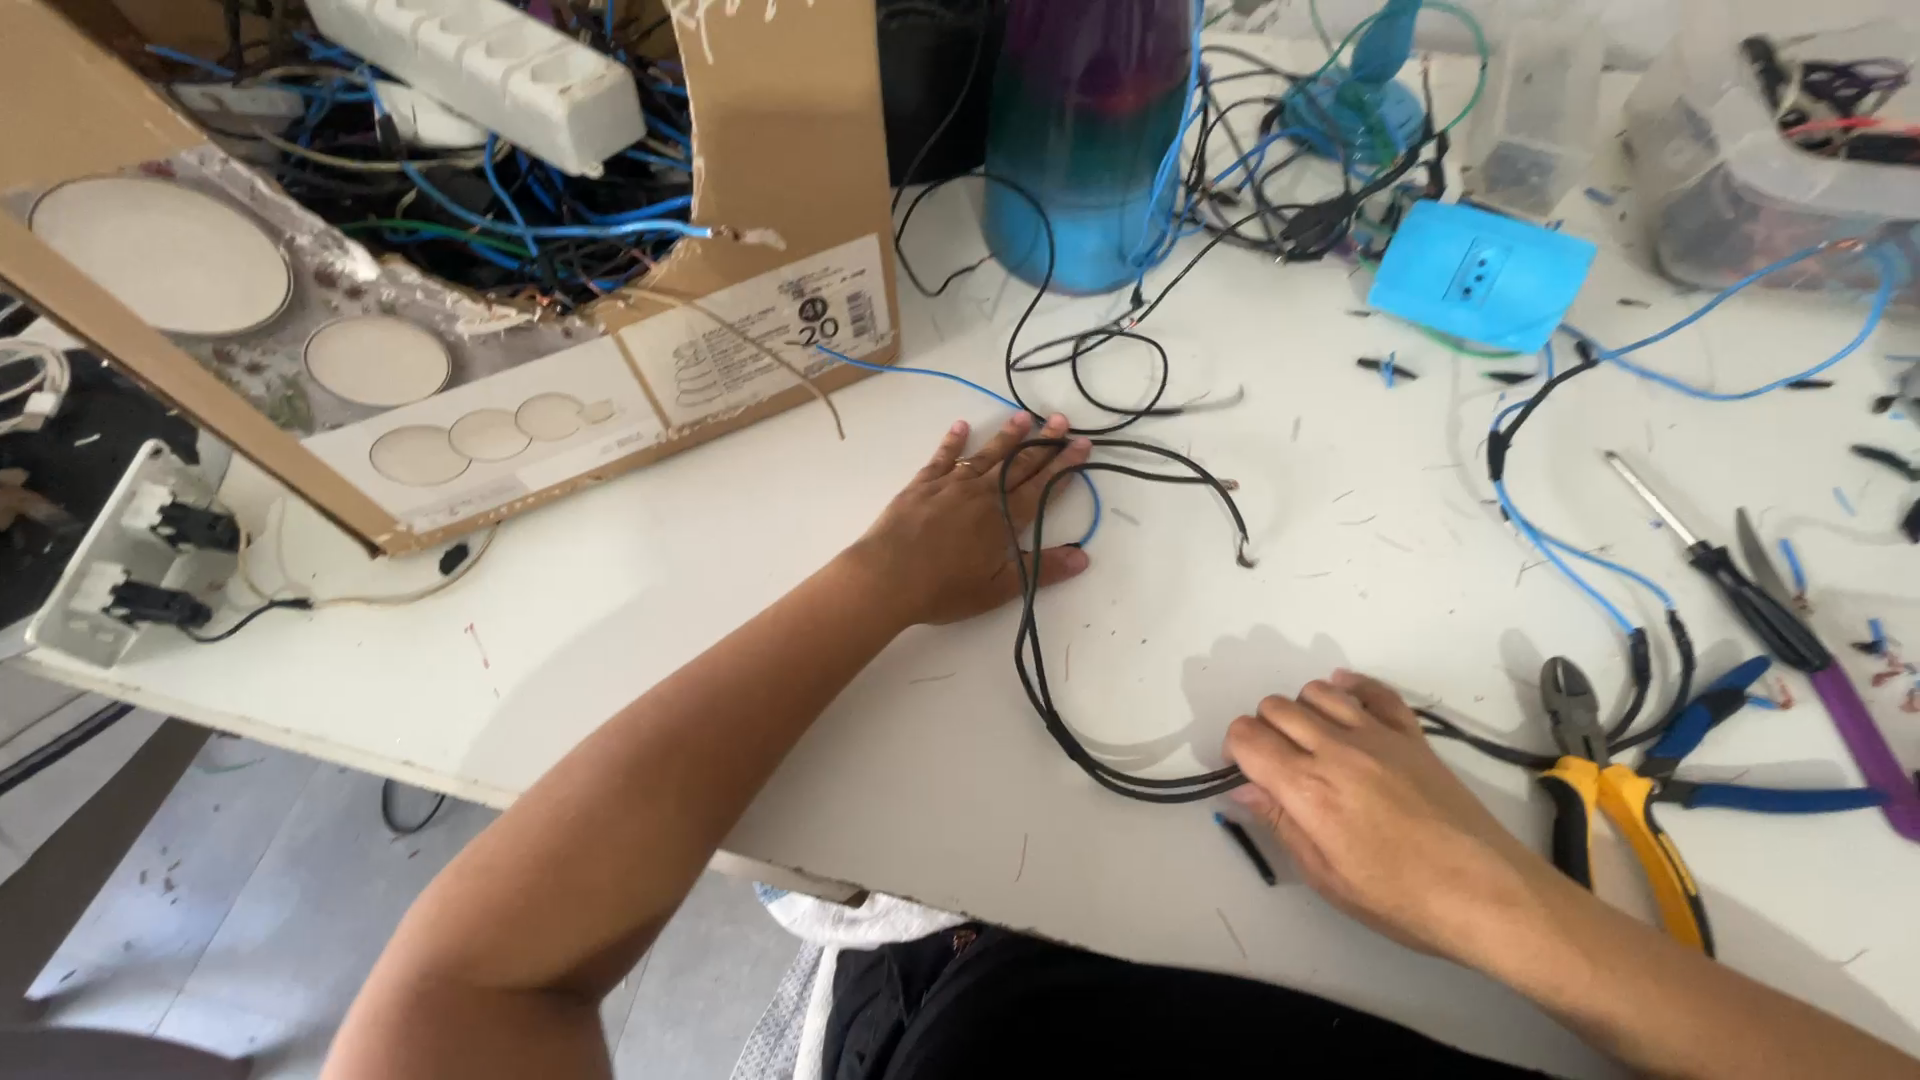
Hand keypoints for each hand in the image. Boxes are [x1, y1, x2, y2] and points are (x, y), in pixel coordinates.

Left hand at [844, 413, 1092, 627]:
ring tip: (1023, 417)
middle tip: (1061, 420)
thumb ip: (1041, 570)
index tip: (1082, 444)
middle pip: (1018, 463)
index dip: (1064, 466)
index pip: (1042, 486)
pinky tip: (961, 426)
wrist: (886, 578)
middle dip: (1042, 443)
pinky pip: (942, 457)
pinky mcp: (921, 485)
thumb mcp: (999, 588)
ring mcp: (950, 485)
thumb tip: (1083, 557)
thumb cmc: (944, 589)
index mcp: (1004, 518)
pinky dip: (953, 441)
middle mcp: (982, 493)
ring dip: (1006, 436)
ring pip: (985, 454)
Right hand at [1223, 671, 1560, 965]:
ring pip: (1316, 691)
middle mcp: (1336, 750)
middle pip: (1274, 707)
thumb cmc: (1400, 899)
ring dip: (1301, 710)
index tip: (1246, 774)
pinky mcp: (1412, 736)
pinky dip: (1351, 687)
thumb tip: (1243, 789)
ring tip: (1311, 742)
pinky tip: (1343, 701)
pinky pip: (1373, 691)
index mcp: (1308, 789)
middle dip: (1262, 729)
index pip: (1246, 737)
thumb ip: (1280, 823)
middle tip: (1277, 764)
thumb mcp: (1326, 876)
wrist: (1490, 896)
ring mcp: (1377, 737)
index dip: (1235, 750)